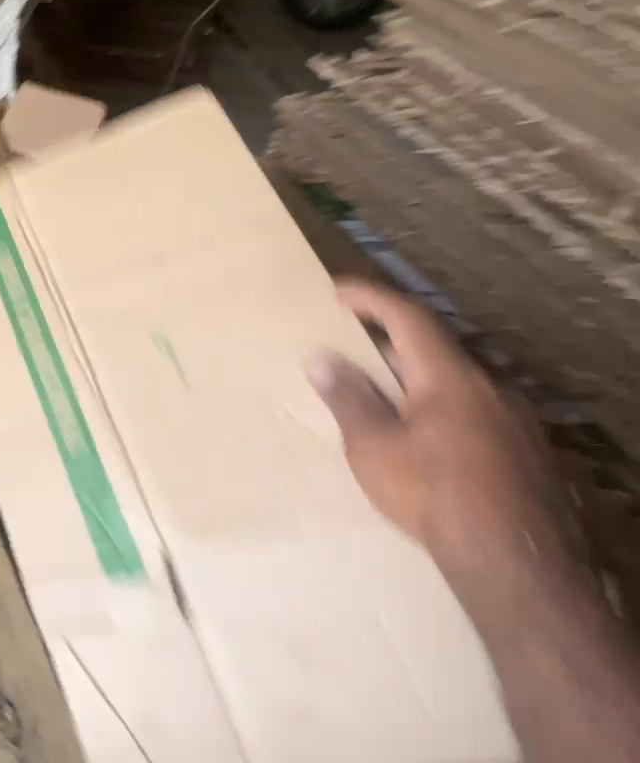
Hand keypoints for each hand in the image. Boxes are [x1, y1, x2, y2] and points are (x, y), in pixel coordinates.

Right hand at [306, 279, 580, 576]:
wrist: (518, 563)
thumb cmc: (432, 493)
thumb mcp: (372, 446)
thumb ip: (349, 398)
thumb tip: (322, 356)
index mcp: (450, 379)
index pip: (410, 318)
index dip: (372, 298)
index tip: (338, 290)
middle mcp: (491, 390)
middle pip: (436, 351)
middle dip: (390, 344)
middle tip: (351, 347)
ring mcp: (519, 423)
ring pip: (458, 385)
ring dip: (416, 380)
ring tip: (381, 397)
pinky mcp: (531, 454)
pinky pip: (477, 413)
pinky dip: (440, 409)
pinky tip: (424, 439)